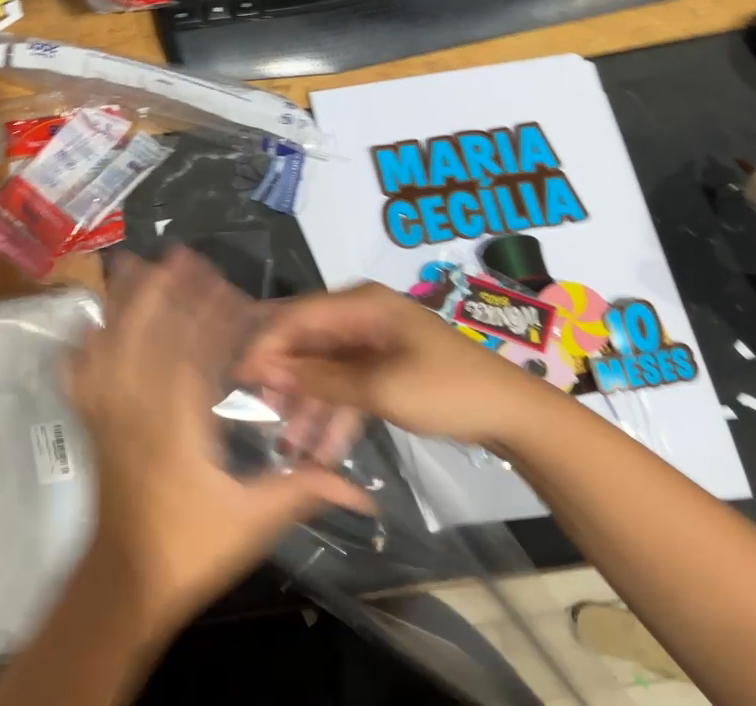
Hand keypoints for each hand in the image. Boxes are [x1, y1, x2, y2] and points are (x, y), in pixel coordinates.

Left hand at [66, 249, 370, 632]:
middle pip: (146, 337)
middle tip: (176, 254)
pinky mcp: (92, 426)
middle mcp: (138, 410)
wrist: (125, 580)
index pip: (194, 356)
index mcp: (179, 427)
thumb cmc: (192, 549)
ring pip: (110, 347)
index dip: (208, 315)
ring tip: (130, 264)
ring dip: (123, 303)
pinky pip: (80, 378)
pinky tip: (86, 324)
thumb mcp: (253, 522)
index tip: (223, 282)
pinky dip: (83, 347)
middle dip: (162, 291)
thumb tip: (365, 489)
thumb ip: (303, 492)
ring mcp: (108, 416)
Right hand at [237, 281, 559, 447]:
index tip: (238, 378)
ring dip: (308, 406)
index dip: (265, 346)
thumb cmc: (447, 391)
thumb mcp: (378, 388)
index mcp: (362, 304)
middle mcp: (363, 317)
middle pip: (307, 344)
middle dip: (284, 381)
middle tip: (258, 413)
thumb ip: (319, 380)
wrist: (517, 418)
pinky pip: (346, 387)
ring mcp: (374, 344)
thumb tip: (266, 372)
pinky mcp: (385, 369)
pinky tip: (320, 451)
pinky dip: (334, 414)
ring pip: (325, 371)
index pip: (297, 317)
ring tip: (287, 445)